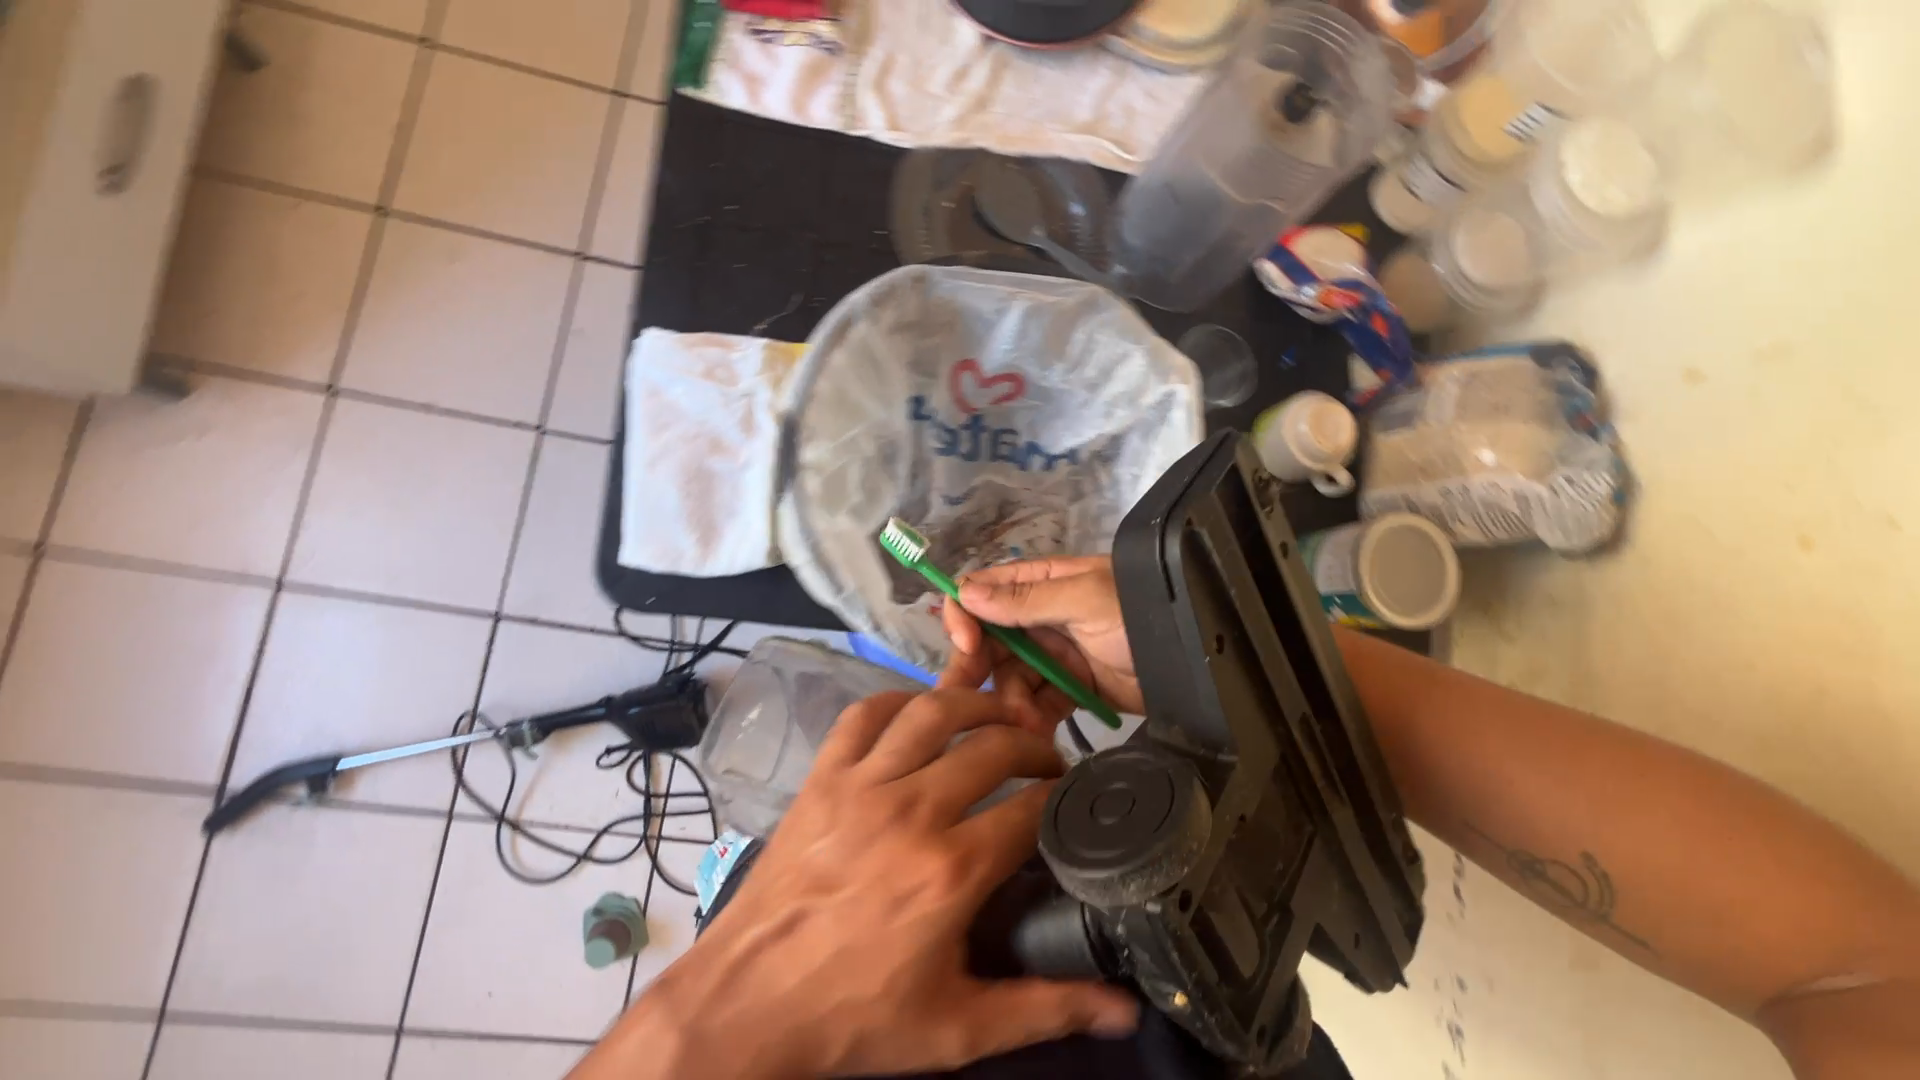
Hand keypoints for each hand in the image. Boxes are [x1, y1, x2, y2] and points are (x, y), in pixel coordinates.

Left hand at [583, 689, 1136, 1079]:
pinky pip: (864, 714)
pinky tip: (919, 712)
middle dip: (1033, 746)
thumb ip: (1047, 1009)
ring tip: (997, 720)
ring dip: (976, 705)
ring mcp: (861, 785)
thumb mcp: (958, 1028)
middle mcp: (912, 809)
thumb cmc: (853, 1017)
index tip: (1072, 800)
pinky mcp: (822, 777)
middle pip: (993, 747)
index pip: (1032, 808)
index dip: (1063, 797)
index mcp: (952, 869)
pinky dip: (899, 700)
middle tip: (1046, 762)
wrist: (746, 1003)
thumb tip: (1129, 1011)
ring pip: (933, 711)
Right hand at [938, 556, 1143, 729]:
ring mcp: (1054, 656)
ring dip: (1008, 702)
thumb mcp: (1084, 599)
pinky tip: (1033, 735)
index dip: (964, 617)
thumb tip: (965, 593)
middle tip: (963, 702)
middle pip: (988, 642)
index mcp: (1039, 584)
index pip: (981, 593)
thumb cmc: (1139, 613)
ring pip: (1008, 678)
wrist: (1194, 658)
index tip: (967, 647)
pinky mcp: (1071, 690)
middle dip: (975, 670)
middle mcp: (1039, 618)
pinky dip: (1030, 720)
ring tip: (1020, 723)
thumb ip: (1026, 600)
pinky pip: (1036, 704)